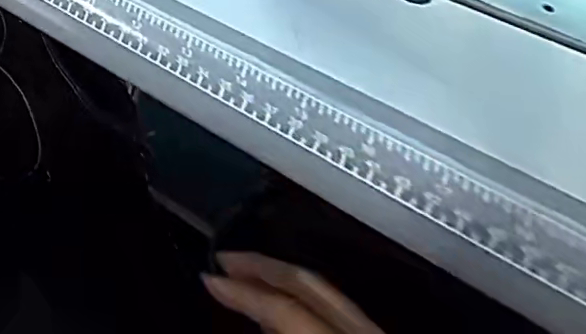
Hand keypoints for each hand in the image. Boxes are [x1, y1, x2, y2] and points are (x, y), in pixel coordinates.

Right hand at [204, 252, 383, 333]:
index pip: (285, 306)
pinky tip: (290, 310)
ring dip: (283, 279)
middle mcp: (364, 328)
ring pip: (327, 292)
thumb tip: (252, 316)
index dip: (242, 290)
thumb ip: (280, 327)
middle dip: (261, 266)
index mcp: (342, 333)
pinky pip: (341, 311)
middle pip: (307, 282)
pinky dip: (309, 300)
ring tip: (249, 279)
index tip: (208, 278)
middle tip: (224, 259)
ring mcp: (378, 331)